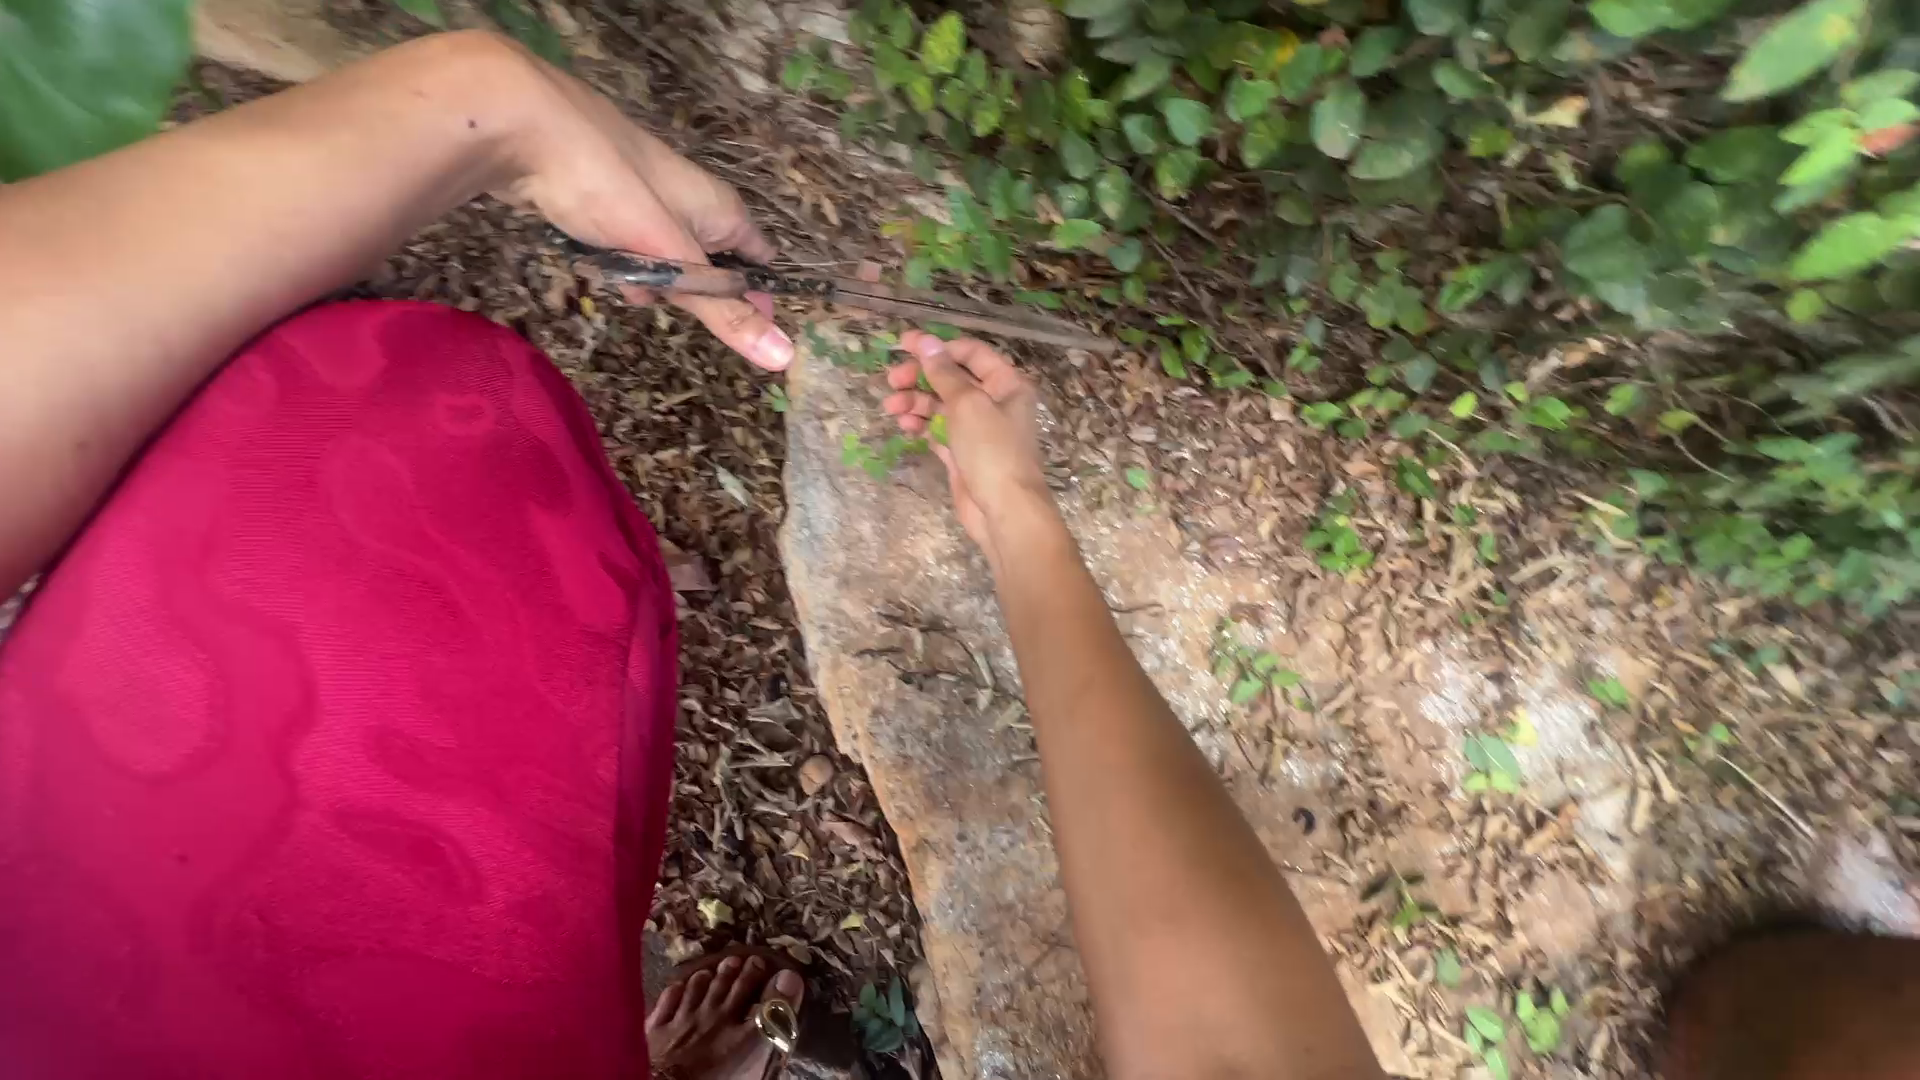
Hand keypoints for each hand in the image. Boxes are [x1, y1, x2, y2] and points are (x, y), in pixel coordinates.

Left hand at [487, 35, 791, 370]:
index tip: (736, 331)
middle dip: (687, 294)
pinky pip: (631, 249)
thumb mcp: (676, 261)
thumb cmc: (611, 189)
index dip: (755, 302)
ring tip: (619, 271)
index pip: (761, 267)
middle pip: (711, 272)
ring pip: (667, 265)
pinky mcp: (613, 203)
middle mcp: (696, 205)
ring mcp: (652, 202)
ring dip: (648, 281)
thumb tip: (784, 358)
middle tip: (661, 292)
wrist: (520, 124)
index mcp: (725, 212)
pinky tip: (594, 256)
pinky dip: (617, 262)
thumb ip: (726, 313)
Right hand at [883, 331, 1052, 557]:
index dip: (938, 347)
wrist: (1004, 510)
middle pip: (952, 380)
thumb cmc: (993, 451)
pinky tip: (905, 426)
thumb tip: (926, 342)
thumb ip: (944, 373)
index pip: (970, 354)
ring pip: (941, 406)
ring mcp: (978, 431)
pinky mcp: (963, 454)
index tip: (904, 345)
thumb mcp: (967, 404)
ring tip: (892, 408)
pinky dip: (922, 426)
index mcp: (1007, 385)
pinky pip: (938, 431)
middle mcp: (994, 403)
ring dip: (915, 403)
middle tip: (892, 381)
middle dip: (921, 377)